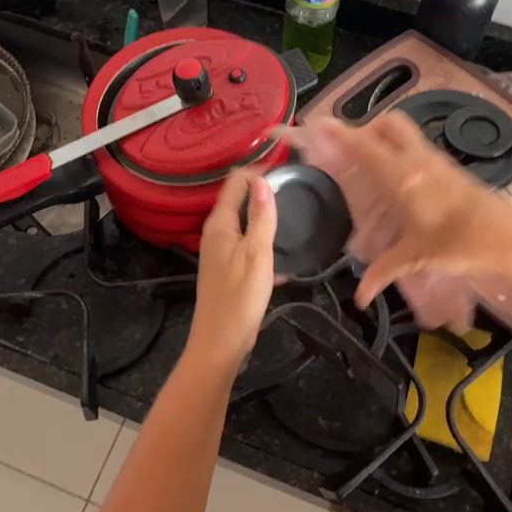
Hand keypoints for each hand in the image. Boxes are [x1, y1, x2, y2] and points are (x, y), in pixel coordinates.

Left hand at [186, 170, 277, 372]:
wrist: (221, 342)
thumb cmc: (240, 297)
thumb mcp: (257, 254)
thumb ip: (261, 217)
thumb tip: (263, 180)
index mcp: (220, 223)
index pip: (235, 181)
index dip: (258, 171)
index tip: (286, 170)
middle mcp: (216, 232)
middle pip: (239, 199)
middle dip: (263, 191)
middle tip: (295, 188)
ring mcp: (221, 251)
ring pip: (245, 223)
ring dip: (265, 217)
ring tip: (295, 214)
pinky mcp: (228, 268)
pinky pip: (248, 244)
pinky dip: (264, 242)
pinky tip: (285, 254)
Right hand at [290, 113, 511, 328]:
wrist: (511, 242)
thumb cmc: (460, 245)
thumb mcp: (417, 258)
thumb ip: (384, 272)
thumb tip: (359, 298)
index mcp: (404, 177)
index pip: (365, 146)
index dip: (340, 132)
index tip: (320, 123)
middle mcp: (419, 161)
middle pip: (389, 123)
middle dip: (367, 128)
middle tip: (351, 150)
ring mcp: (439, 162)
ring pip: (406, 134)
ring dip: (386, 139)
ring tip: (371, 164)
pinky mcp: (453, 169)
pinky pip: (420, 149)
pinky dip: (403, 153)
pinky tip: (400, 181)